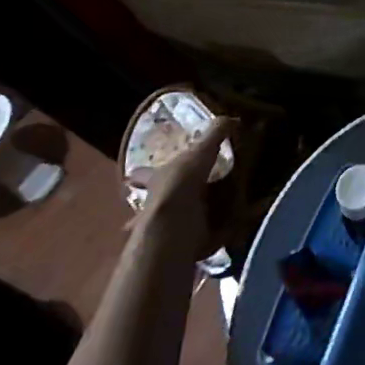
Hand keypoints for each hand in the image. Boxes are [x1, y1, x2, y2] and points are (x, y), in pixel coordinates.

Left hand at [126, 117, 235, 257]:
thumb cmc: (181, 184)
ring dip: (185, 220)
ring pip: (171, 224)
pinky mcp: (185, 246)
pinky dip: (216, 236)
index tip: (132, 175)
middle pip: (153, 201)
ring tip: (208, 214)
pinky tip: (229, 234)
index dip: (140, 174)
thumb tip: (233, 117)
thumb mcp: (200, 152)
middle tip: (174, 197)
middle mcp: (155, 204)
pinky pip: (202, 240)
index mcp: (156, 179)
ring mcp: (166, 229)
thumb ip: (215, 133)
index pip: (143, 174)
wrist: (177, 227)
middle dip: (157, 201)